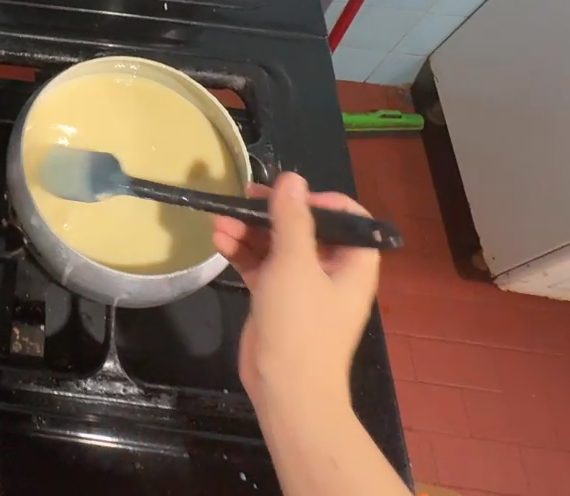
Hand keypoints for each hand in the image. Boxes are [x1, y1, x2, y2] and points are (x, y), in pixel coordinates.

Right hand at [212, 172, 380, 413]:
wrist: (287, 391)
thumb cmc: (301, 324)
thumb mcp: (295, 263)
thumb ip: (292, 218)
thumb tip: (292, 179)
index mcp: (351, 264)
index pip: (347, 217)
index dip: (320, 201)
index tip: (288, 196)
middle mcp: (330, 271)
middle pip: (303, 227)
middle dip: (271, 212)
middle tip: (243, 198)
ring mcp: (301, 286)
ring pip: (276, 245)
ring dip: (248, 230)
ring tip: (219, 220)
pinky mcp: (275, 299)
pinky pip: (260, 265)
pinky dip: (241, 251)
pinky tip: (218, 239)